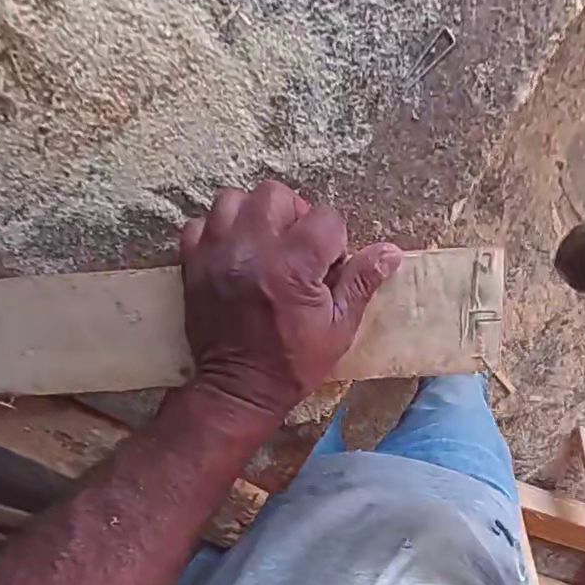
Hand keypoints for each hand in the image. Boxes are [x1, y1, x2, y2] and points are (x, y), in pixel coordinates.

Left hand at [180, 182, 402, 417]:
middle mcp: (252, 251)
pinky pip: (199, 225)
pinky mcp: (193, 266)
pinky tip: (230, 254)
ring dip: (252, 216)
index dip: (334, 241)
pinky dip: (216, 233)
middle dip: (293, 215)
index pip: (326, 218)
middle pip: (275, 195)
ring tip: (261, 245)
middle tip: (295, 248)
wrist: (240, 390)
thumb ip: (361, 283)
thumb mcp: (339, 329)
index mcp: (294, 267)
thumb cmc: (293, 363)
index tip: (327, 268)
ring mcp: (217, 256)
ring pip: (233, 200)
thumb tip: (391, 251)